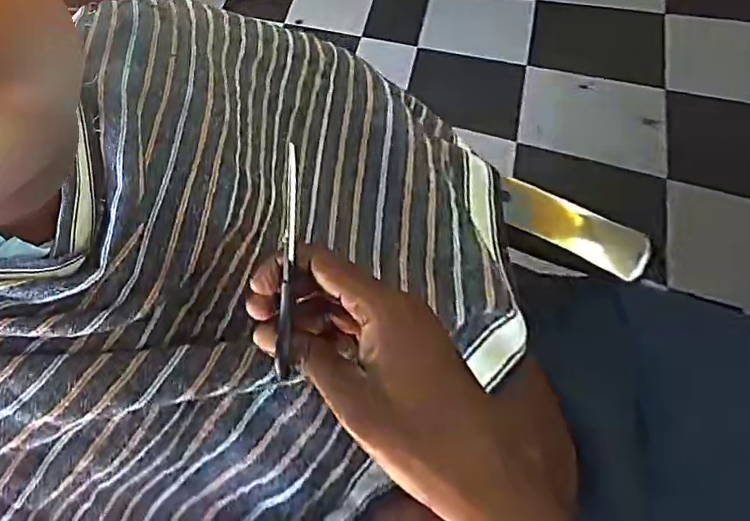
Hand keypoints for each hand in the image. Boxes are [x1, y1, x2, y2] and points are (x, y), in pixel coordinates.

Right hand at [246, 246, 573, 520]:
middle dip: (289, 293)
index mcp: (383, 305)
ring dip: (306, 314)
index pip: (320, 261)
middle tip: (257, 315)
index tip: (256, 292)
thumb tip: (273, 332)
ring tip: (274, 337)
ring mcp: (405, 326)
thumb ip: (308, 353)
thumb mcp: (351, 396)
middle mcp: (395, 305)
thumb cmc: (419, 439)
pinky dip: (329, 332)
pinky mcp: (409, 348)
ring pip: (342, 302)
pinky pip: (360, 324)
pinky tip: (305, 350)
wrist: (493, 488)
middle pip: (329, 279)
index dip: (282, 268)